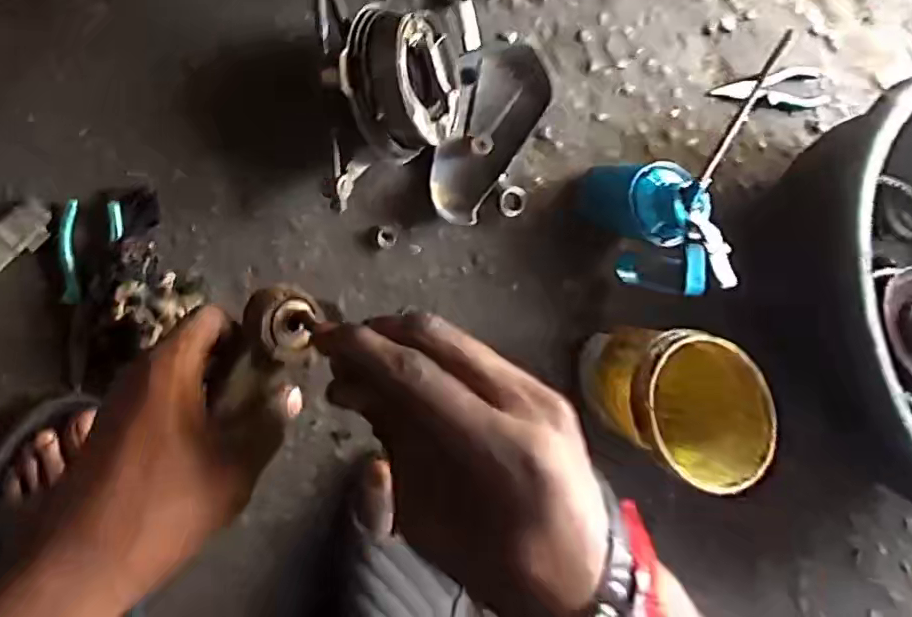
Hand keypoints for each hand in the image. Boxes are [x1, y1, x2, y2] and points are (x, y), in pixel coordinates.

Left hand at [2, 305, 298, 613]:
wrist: (80, 558)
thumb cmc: (163, 504)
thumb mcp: (232, 469)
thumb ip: (267, 424)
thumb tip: (290, 393)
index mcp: (169, 363)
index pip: (211, 316)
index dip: (243, 333)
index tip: (262, 365)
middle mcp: (140, 367)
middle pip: (193, 342)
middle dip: (226, 365)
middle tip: (250, 400)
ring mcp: (118, 394)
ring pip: (173, 371)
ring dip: (203, 388)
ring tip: (225, 428)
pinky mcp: (107, 422)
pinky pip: (152, 394)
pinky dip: (177, 405)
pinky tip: (190, 448)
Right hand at [315, 312, 607, 616]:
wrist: (586, 580)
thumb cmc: (500, 567)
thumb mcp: (431, 522)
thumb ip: (394, 448)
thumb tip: (356, 388)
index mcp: (503, 449)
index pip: (417, 375)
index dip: (364, 349)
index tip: (326, 338)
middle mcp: (526, 403)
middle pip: (436, 338)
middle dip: (379, 332)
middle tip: (341, 345)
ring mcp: (539, 389)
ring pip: (455, 338)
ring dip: (402, 339)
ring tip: (367, 360)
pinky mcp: (541, 386)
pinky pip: (473, 353)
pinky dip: (431, 354)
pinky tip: (408, 373)